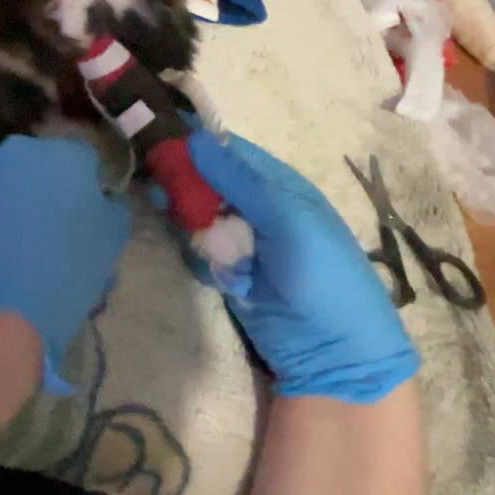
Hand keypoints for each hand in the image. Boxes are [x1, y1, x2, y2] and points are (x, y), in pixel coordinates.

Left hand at [0, 136, 131, 393]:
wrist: (1, 310)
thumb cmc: (66, 272)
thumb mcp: (111, 241)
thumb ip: (112, 207)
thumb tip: (103, 196)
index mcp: (64, 155)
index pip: (83, 160)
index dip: (86, 184)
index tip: (85, 210)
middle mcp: (19, 150)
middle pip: (39, 162)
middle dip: (46, 184)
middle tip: (50, 221)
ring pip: (4, 176)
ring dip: (12, 194)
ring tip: (16, 234)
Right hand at [187, 131, 418, 403]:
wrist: (334, 355)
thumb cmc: (322, 278)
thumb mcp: (288, 220)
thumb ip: (240, 180)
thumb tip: (195, 138)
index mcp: (279, 186)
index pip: (229, 151)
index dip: (196, 146)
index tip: (160, 143)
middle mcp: (257, 206)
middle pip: (207, 180)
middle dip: (184, 183)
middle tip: (161, 190)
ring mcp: (241, 239)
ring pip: (198, 212)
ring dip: (187, 217)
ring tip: (187, 230)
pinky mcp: (227, 269)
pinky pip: (198, 245)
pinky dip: (194, 248)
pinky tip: (198, 255)